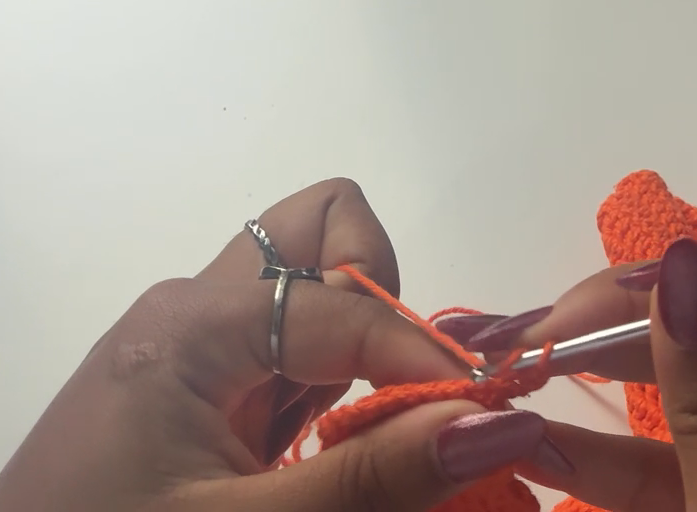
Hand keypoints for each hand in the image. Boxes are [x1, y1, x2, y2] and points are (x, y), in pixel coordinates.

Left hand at [0, 178, 567, 511]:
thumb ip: (374, 474)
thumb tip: (505, 418)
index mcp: (193, 322)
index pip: (353, 305)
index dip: (424, 356)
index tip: (479, 416)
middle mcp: (194, 303)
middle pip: (323, 221)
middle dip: (378, 283)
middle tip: (384, 375)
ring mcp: (191, 337)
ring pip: (313, 272)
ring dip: (353, 333)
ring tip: (331, 425)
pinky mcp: (193, 377)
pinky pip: (293, 332)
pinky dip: (326, 370)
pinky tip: (297, 442)